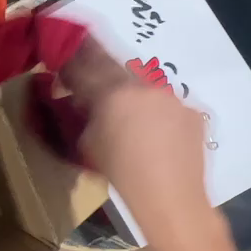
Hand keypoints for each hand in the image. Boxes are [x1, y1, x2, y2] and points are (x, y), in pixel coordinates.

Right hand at [57, 38, 216, 247]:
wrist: (172, 200)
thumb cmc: (120, 173)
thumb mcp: (85, 143)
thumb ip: (79, 113)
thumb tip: (76, 98)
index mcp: (114, 91)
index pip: (84, 63)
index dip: (68, 55)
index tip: (58, 50)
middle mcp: (145, 86)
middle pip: (113, 65)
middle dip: (96, 64)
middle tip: (85, 71)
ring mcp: (172, 97)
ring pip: (141, 82)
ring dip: (126, 87)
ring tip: (119, 105)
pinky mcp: (191, 111)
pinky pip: (164, 102)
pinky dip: (152, 108)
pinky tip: (149, 128)